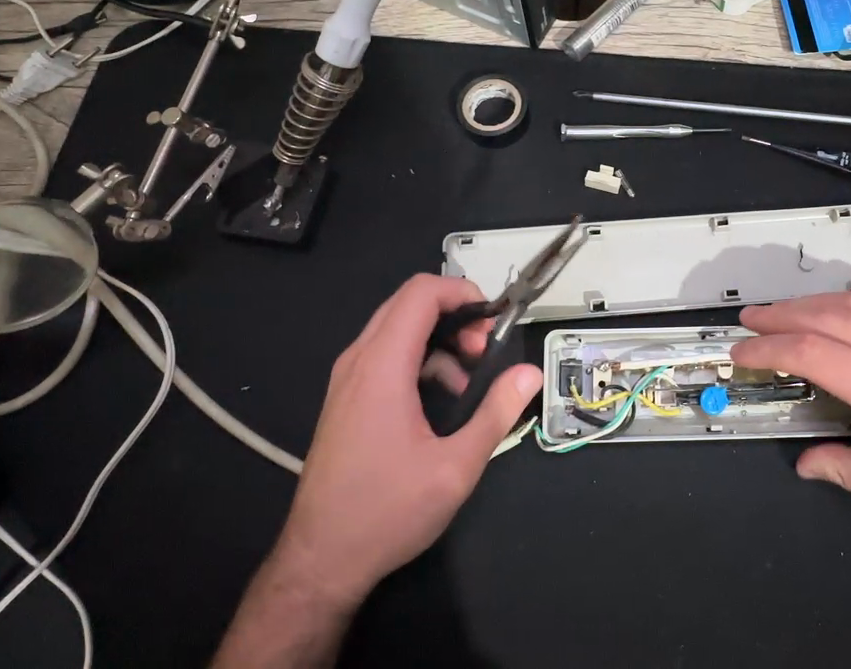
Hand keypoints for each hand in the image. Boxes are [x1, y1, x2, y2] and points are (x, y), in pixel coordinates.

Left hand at [273, 274, 542, 608]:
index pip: (421, 293)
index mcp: (382, 366)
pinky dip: (419, 359)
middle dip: (455, 315)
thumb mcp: (456, 467)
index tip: (494, 322)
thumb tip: (530, 373)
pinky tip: (441, 401)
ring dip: (439, 339)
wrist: (321, 559)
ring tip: (469, 380)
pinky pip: (385, 354)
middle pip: (408, 303)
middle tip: (485, 351)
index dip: (463, 292)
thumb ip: (496, 413)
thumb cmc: (387, 512)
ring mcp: (347, 379)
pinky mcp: (346, 398)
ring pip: (397, 328)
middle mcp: (358, 361)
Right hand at [732, 293, 850, 563]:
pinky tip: (848, 308)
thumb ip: (844, 469)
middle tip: (751, 319)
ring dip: (817, 303)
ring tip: (787, 311)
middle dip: (783, 315)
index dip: (768, 348)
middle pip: (830, 317)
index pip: (812, 352)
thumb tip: (806, 462)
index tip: (741, 351)